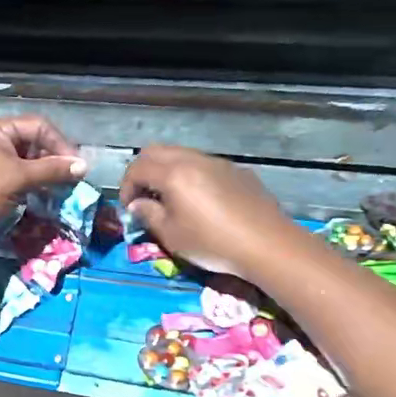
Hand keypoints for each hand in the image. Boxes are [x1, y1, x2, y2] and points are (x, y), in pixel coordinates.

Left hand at [0, 116, 86, 243]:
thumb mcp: (21, 177)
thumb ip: (53, 169)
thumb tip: (83, 166)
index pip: (38, 126)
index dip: (60, 143)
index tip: (75, 166)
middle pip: (32, 141)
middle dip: (52, 158)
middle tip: (69, 178)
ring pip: (24, 158)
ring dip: (42, 171)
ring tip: (57, 187)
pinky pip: (14, 171)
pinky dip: (29, 179)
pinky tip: (39, 192)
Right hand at [119, 145, 298, 275]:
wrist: (269, 245)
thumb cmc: (213, 242)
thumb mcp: (171, 235)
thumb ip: (148, 214)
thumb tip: (138, 204)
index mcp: (173, 173)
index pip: (137, 168)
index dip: (126, 187)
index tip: (129, 208)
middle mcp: (193, 160)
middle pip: (155, 151)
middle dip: (142, 171)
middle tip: (143, 196)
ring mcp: (217, 162)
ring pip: (180, 154)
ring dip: (166, 170)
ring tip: (169, 198)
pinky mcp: (236, 171)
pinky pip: (203, 164)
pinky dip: (189, 174)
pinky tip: (199, 200)